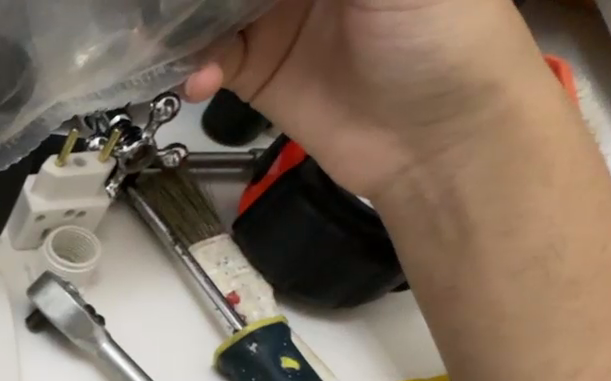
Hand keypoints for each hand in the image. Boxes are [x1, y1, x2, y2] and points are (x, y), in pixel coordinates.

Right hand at [184, 0, 561, 198]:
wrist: (433, 138)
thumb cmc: (444, 36)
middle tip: (167, 6)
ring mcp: (277, 23)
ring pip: (214, 11)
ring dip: (188, 26)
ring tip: (166, 40)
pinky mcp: (255, 72)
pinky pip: (210, 61)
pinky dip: (197, 69)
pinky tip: (200, 82)